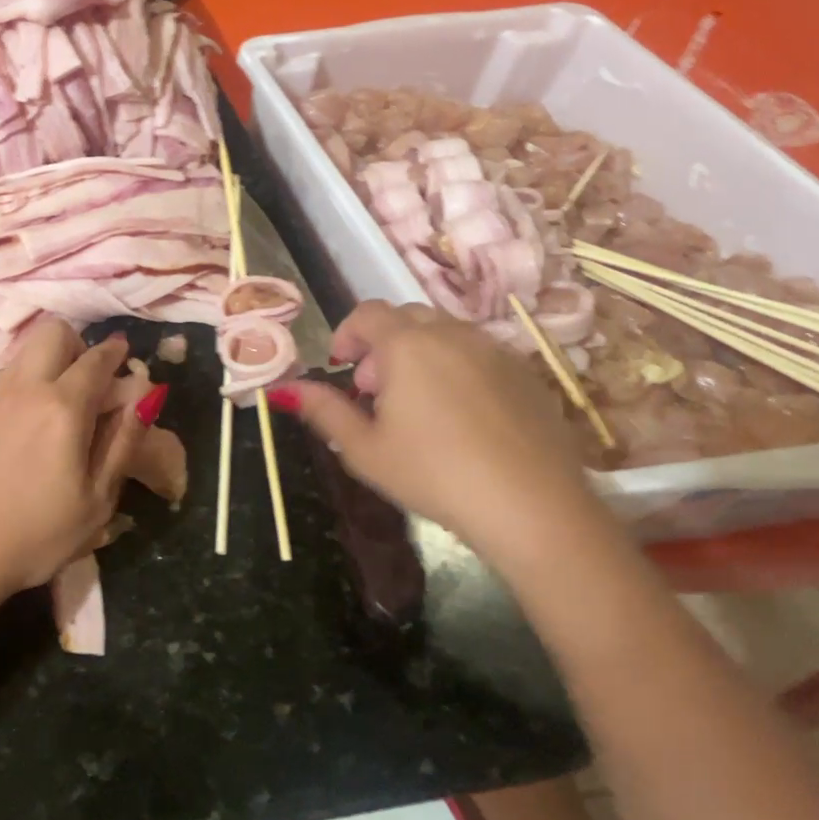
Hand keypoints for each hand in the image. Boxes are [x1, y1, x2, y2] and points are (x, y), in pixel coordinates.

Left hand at [0, 321, 143, 614]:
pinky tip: (33, 417)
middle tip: (91, 381)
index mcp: (63, 407)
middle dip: (78, 345)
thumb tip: (145, 394)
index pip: (97, 359)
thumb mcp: (97, 500)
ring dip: (51, 359)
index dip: (117, 355)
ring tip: (64, 399)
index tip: (128, 359)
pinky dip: (28, 378)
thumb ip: (123, 441)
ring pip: (26, 350)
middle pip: (53, 332)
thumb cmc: (38, 536)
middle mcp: (26, 389)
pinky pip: (7, 374)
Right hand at [268, 301, 599, 553]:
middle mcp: (453, 334)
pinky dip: (460, 369)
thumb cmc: (433, 474)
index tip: (342, 368)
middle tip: (377, 390)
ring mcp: (496, 351)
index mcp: (407, 345)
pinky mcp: (528, 375)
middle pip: (408, 318)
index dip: (347, 334)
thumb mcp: (364, 449)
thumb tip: (287, 388)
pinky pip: (482, 355)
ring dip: (422, 355)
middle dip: (384, 344)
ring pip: (447, 334)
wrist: (531, 506)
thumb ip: (324, 410)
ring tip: (419, 406)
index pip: (368, 313)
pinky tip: (462, 419)